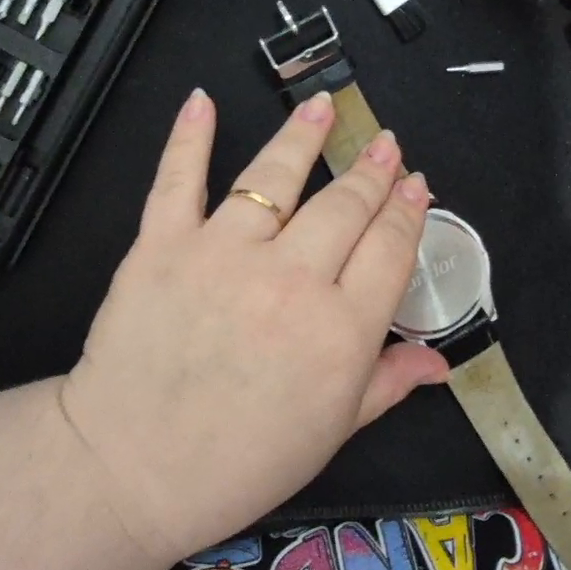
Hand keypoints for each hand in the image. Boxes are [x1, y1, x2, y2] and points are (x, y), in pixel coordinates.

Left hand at [58, 89, 446, 562]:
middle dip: (372, 171)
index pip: (389, 249)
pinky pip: (179, 179)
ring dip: (304, 136)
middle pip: (345, 206)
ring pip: (274, 177)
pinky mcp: (164, 244)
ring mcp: (224, 254)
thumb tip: (439, 360)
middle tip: (386, 144)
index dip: (408, 211)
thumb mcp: (330, 432)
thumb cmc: (238, 462)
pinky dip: (188, 137)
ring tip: (323, 106)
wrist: (131, 468)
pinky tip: (202, 101)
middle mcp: (291, 279)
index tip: (417, 184)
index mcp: (340, 331)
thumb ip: (386, 384)